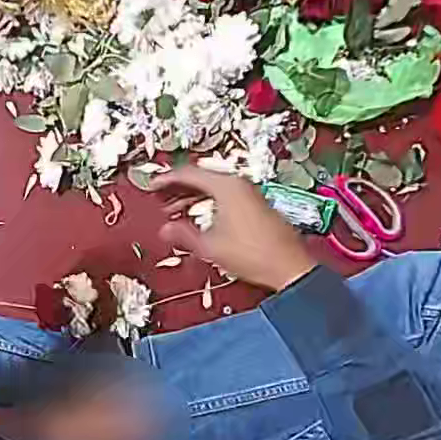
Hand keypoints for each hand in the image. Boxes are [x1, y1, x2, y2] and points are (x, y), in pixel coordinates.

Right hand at [153, 166, 314, 292]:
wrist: (288, 267)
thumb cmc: (254, 254)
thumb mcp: (209, 246)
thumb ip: (183, 235)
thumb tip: (164, 230)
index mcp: (226, 186)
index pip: (189, 173)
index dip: (166, 179)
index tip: (152, 185)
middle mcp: (239, 184)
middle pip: (201, 177)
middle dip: (177, 188)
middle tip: (159, 198)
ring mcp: (249, 193)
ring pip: (213, 187)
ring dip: (192, 196)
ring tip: (174, 210)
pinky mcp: (255, 204)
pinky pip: (225, 195)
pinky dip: (207, 201)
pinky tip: (198, 216)